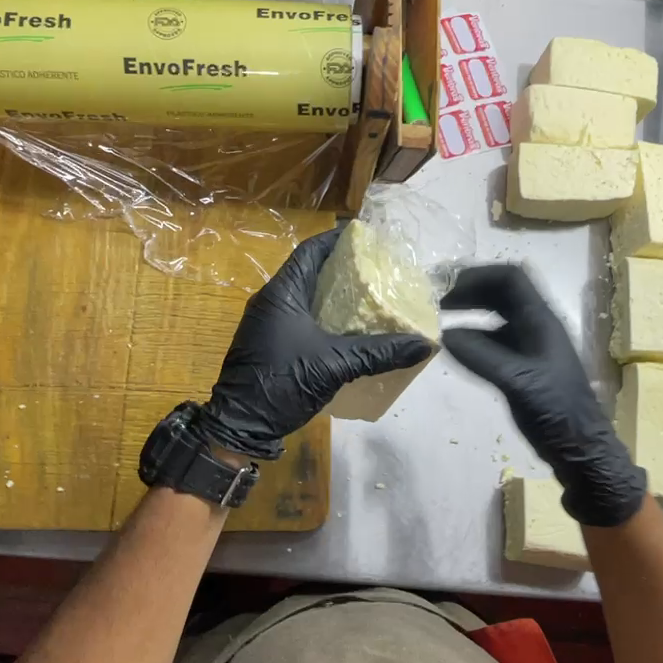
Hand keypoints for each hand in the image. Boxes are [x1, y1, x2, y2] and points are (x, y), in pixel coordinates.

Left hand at [198, 226, 434, 459]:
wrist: (240, 425)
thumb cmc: (281, 382)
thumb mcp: (335, 365)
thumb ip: (378, 353)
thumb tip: (422, 345)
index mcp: (282, 294)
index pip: (310, 252)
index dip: (336, 240)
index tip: (365, 237)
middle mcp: (272, 302)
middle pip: (310, 272)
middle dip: (341, 268)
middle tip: (376, 268)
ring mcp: (268, 324)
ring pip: (306, 298)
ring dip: (334, 295)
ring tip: (369, 296)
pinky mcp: (270, 344)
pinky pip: (301, 319)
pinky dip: (325, 318)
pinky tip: (349, 330)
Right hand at [440, 264, 646, 526]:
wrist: (582, 450)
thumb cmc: (557, 412)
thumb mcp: (518, 383)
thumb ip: (481, 357)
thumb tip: (443, 335)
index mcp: (542, 320)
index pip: (510, 278)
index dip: (478, 276)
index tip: (447, 287)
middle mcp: (537, 326)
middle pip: (502, 292)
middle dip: (470, 290)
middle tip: (438, 301)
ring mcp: (531, 346)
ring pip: (498, 315)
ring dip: (471, 312)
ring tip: (442, 320)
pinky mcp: (525, 366)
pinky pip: (496, 340)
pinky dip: (474, 337)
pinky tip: (457, 348)